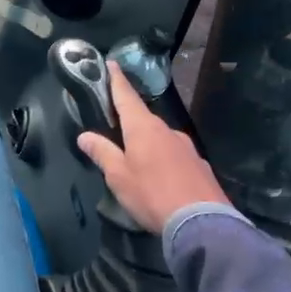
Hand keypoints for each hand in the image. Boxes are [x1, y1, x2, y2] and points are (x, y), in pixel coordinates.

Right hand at [76, 61, 229, 233]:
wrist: (205, 228)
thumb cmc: (153, 194)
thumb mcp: (118, 176)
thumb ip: (101, 153)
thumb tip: (85, 136)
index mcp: (143, 127)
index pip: (126, 95)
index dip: (116, 79)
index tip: (111, 63)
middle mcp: (167, 131)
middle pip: (144, 118)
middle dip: (130, 121)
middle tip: (116, 129)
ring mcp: (188, 150)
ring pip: (162, 139)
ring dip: (150, 144)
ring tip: (140, 161)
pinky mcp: (202, 169)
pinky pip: (178, 157)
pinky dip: (167, 161)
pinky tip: (163, 178)